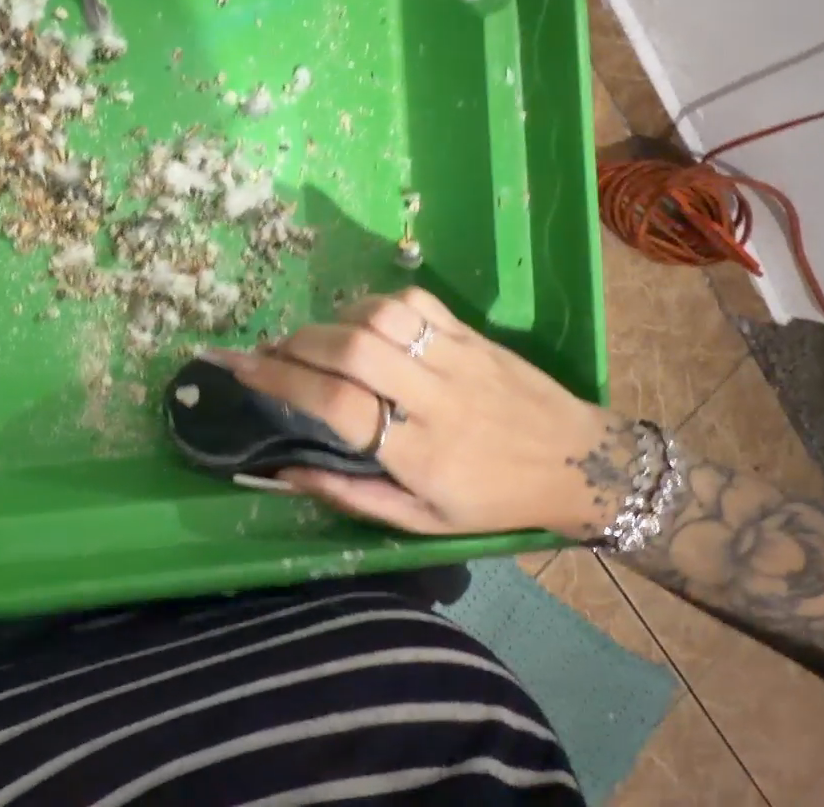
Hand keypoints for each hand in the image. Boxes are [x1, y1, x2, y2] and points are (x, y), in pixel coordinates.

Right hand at [208, 287, 632, 539]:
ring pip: (378, 317)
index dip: (280, 381)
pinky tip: (359, 325)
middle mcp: (435, 398)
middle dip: (295, 344)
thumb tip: (280, 471)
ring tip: (313, 342)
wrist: (583, 463)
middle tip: (269, 353)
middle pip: (350, 349)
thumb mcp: (421, 521)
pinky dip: (370, 305)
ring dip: (330, 322)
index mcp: (421, 452)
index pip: (337, 405)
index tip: (240, 369)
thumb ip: (349, 495)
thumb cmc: (492, 500)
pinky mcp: (470, 333)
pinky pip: (410, 301)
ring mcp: (456, 357)